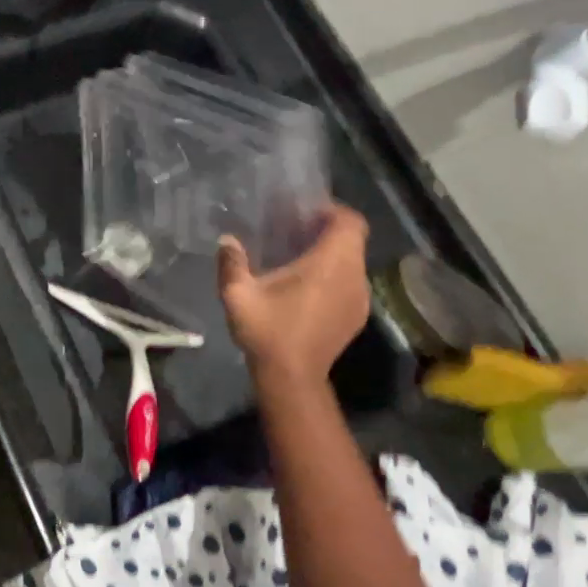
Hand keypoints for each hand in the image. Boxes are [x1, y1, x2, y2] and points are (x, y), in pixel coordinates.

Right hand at [216, 202, 370, 389]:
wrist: (292, 376)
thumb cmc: (268, 330)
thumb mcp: (238, 294)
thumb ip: (232, 263)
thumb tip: (227, 240)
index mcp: (329, 264)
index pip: (350, 222)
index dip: (331, 210)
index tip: (303, 212)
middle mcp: (353, 276)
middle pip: (352, 240)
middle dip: (327, 230)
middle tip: (293, 231)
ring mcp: (360, 298)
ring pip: (353, 262)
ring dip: (330, 254)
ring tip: (297, 259)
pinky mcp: (357, 315)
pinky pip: (350, 282)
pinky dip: (333, 275)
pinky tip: (305, 288)